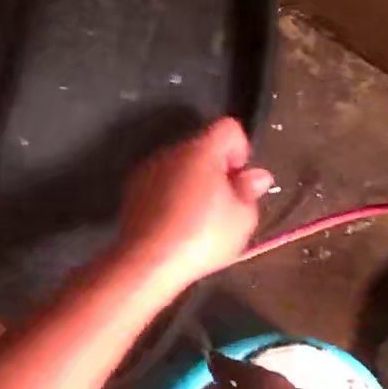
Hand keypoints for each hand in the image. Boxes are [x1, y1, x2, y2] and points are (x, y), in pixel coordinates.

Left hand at [114, 118, 273, 291]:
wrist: (148, 260)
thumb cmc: (202, 237)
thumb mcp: (242, 219)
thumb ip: (249, 190)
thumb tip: (256, 175)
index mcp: (201, 151)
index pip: (228, 128)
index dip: (240, 149)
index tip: (239, 179)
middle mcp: (171, 151)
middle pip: (202, 147)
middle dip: (216, 168)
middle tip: (224, 203)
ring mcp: (148, 168)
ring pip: (180, 165)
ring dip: (193, 181)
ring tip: (198, 218)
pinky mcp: (132, 188)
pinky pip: (161, 181)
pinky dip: (171, 193)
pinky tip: (175, 222)